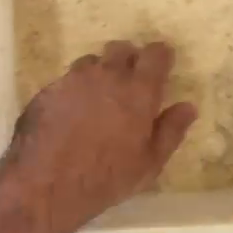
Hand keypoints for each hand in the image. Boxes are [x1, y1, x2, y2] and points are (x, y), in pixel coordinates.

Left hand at [0, 41, 196, 232]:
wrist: (45, 183)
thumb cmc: (106, 177)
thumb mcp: (149, 163)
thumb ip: (171, 130)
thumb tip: (188, 107)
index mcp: (138, 90)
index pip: (156, 53)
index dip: (161, 56)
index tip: (162, 66)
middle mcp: (106, 75)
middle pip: (120, 49)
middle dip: (129, 58)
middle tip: (130, 81)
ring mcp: (72, 80)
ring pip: (91, 62)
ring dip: (99, 72)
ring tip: (99, 97)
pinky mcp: (47, 90)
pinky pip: (66, 80)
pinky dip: (74, 90)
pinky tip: (72, 113)